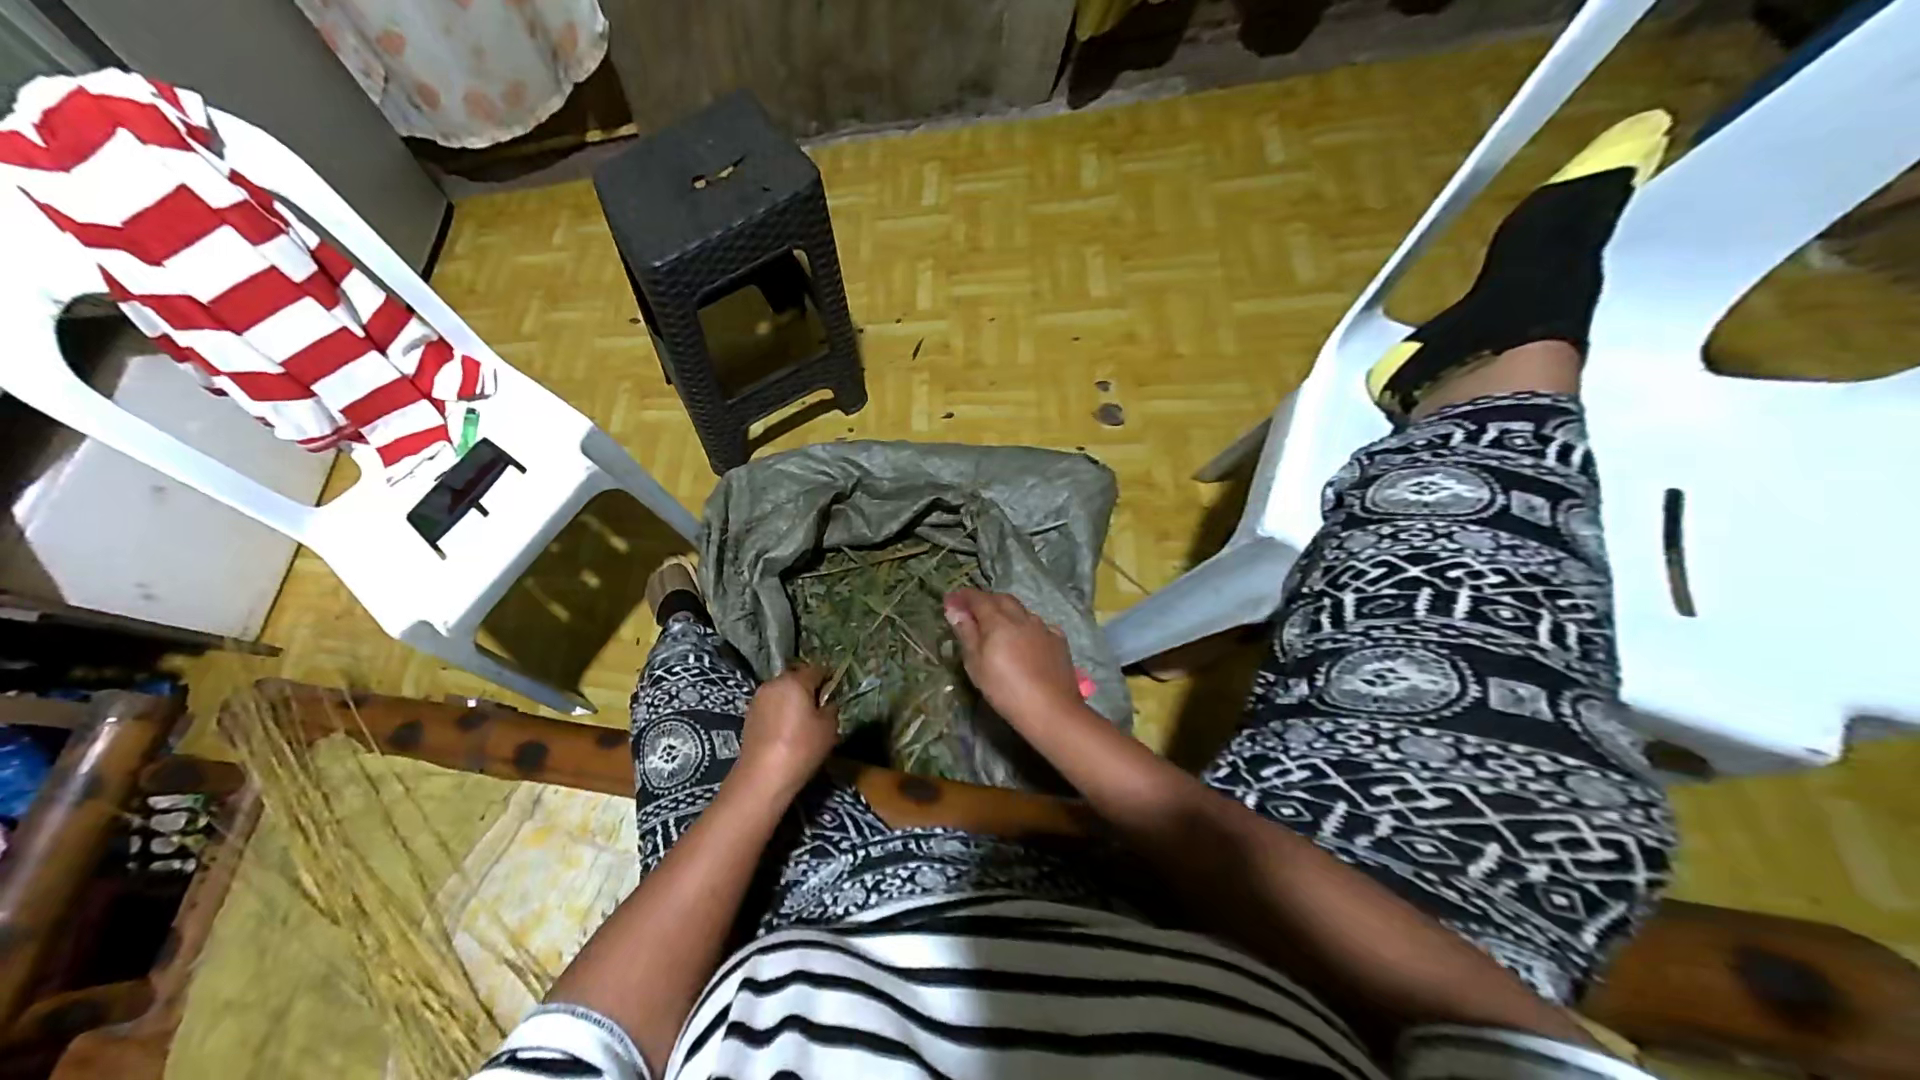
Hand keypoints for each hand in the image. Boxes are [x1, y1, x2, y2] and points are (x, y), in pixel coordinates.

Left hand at [738, 664, 838, 796]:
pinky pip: (771, 705)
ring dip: (792, 700)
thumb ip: (831, 709)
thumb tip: (827, 704)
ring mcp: (758, 699)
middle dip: (808, 688)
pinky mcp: (749, 715)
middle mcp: (773, 684)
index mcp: (795, 681)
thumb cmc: (801, 748)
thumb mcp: (829, 728)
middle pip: (796, 678)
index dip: (828, 678)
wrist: (762, 777)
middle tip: (820, 707)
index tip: (835, 691)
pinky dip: (780, 711)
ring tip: (802, 720)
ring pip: (781, 692)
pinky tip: (786, 730)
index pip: (817, 670)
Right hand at [943, 589, 1086, 727]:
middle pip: (1002, 599)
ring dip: (1007, 612)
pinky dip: (1027, 627)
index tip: (951, 600)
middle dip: (985, 600)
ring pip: (1022, 611)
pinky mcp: (1059, 641)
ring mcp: (1043, 628)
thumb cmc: (1005, 689)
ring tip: (998, 626)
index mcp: (999, 621)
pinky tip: (1026, 639)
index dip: (963, 597)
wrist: (1051, 709)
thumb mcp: (976, 664)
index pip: (978, 598)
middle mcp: (1022, 617)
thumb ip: (966, 633)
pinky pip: (1039, 625)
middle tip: (972, 611)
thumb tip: (955, 610)